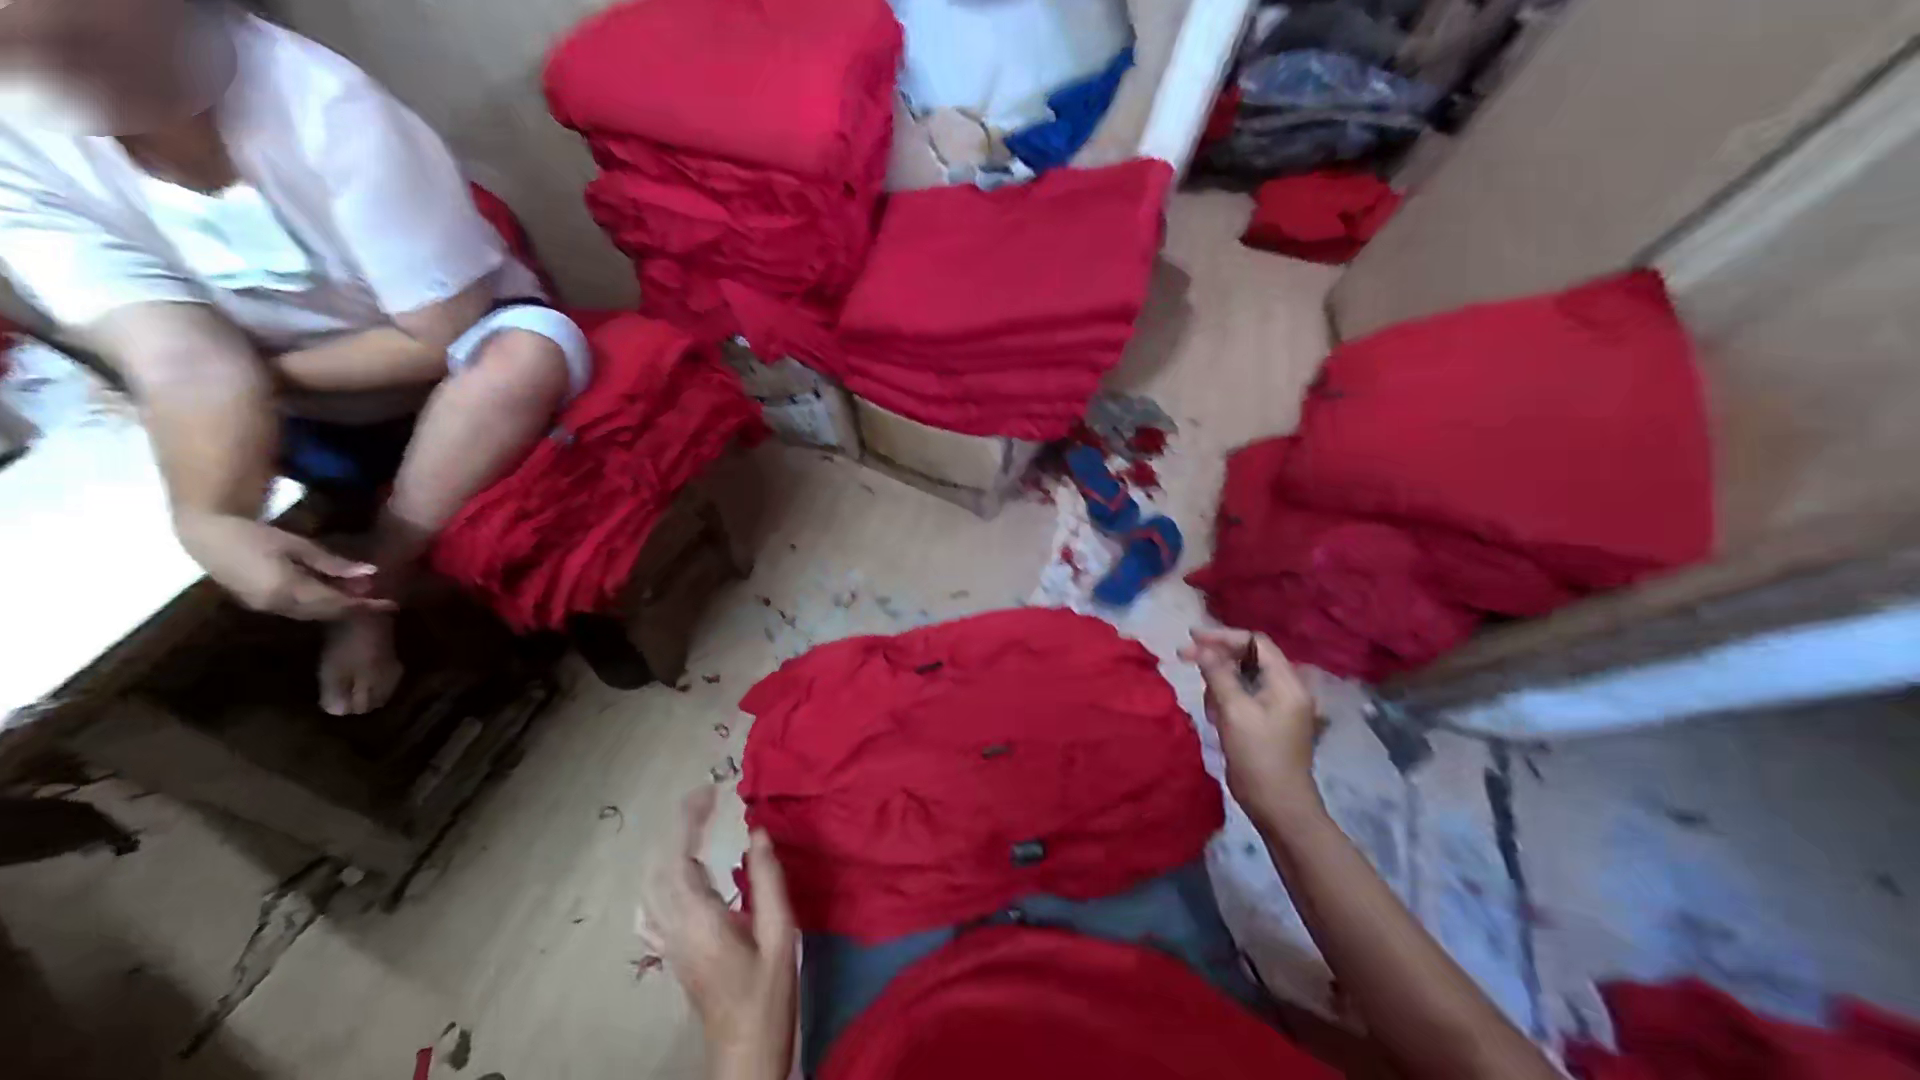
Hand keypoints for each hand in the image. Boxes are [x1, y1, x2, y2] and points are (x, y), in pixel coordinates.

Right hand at [175, 512, 394, 620]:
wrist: (205, 536)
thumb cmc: (254, 535)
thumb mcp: (298, 545)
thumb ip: (332, 563)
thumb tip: (371, 572)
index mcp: (286, 589)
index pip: (336, 603)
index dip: (365, 605)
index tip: (391, 604)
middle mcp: (275, 605)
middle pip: (325, 612)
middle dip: (355, 608)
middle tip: (381, 602)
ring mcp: (263, 607)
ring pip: (312, 614)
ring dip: (339, 608)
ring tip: (364, 598)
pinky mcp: (257, 604)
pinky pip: (297, 610)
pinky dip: (321, 606)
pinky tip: (336, 596)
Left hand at [641, 787, 796, 1079]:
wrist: (744, 1050)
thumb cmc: (767, 993)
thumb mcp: (780, 933)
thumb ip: (769, 880)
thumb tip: (758, 833)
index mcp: (699, 919)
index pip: (679, 857)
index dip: (688, 819)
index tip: (710, 792)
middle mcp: (674, 927)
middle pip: (658, 866)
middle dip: (678, 825)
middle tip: (707, 799)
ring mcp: (667, 942)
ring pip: (650, 884)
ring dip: (668, 847)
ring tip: (697, 823)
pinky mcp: (670, 951)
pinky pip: (651, 906)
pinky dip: (660, 876)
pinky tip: (675, 872)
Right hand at [1181, 628, 1323, 817]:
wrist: (1278, 805)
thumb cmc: (1258, 756)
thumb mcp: (1234, 711)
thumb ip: (1219, 674)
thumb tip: (1203, 648)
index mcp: (1287, 683)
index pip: (1256, 643)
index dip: (1223, 637)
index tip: (1192, 639)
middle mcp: (1287, 689)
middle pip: (1249, 658)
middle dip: (1217, 658)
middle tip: (1185, 658)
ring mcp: (1278, 706)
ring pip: (1242, 677)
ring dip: (1220, 683)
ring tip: (1210, 706)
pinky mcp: (1267, 721)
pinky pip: (1243, 696)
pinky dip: (1226, 699)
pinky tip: (1217, 717)